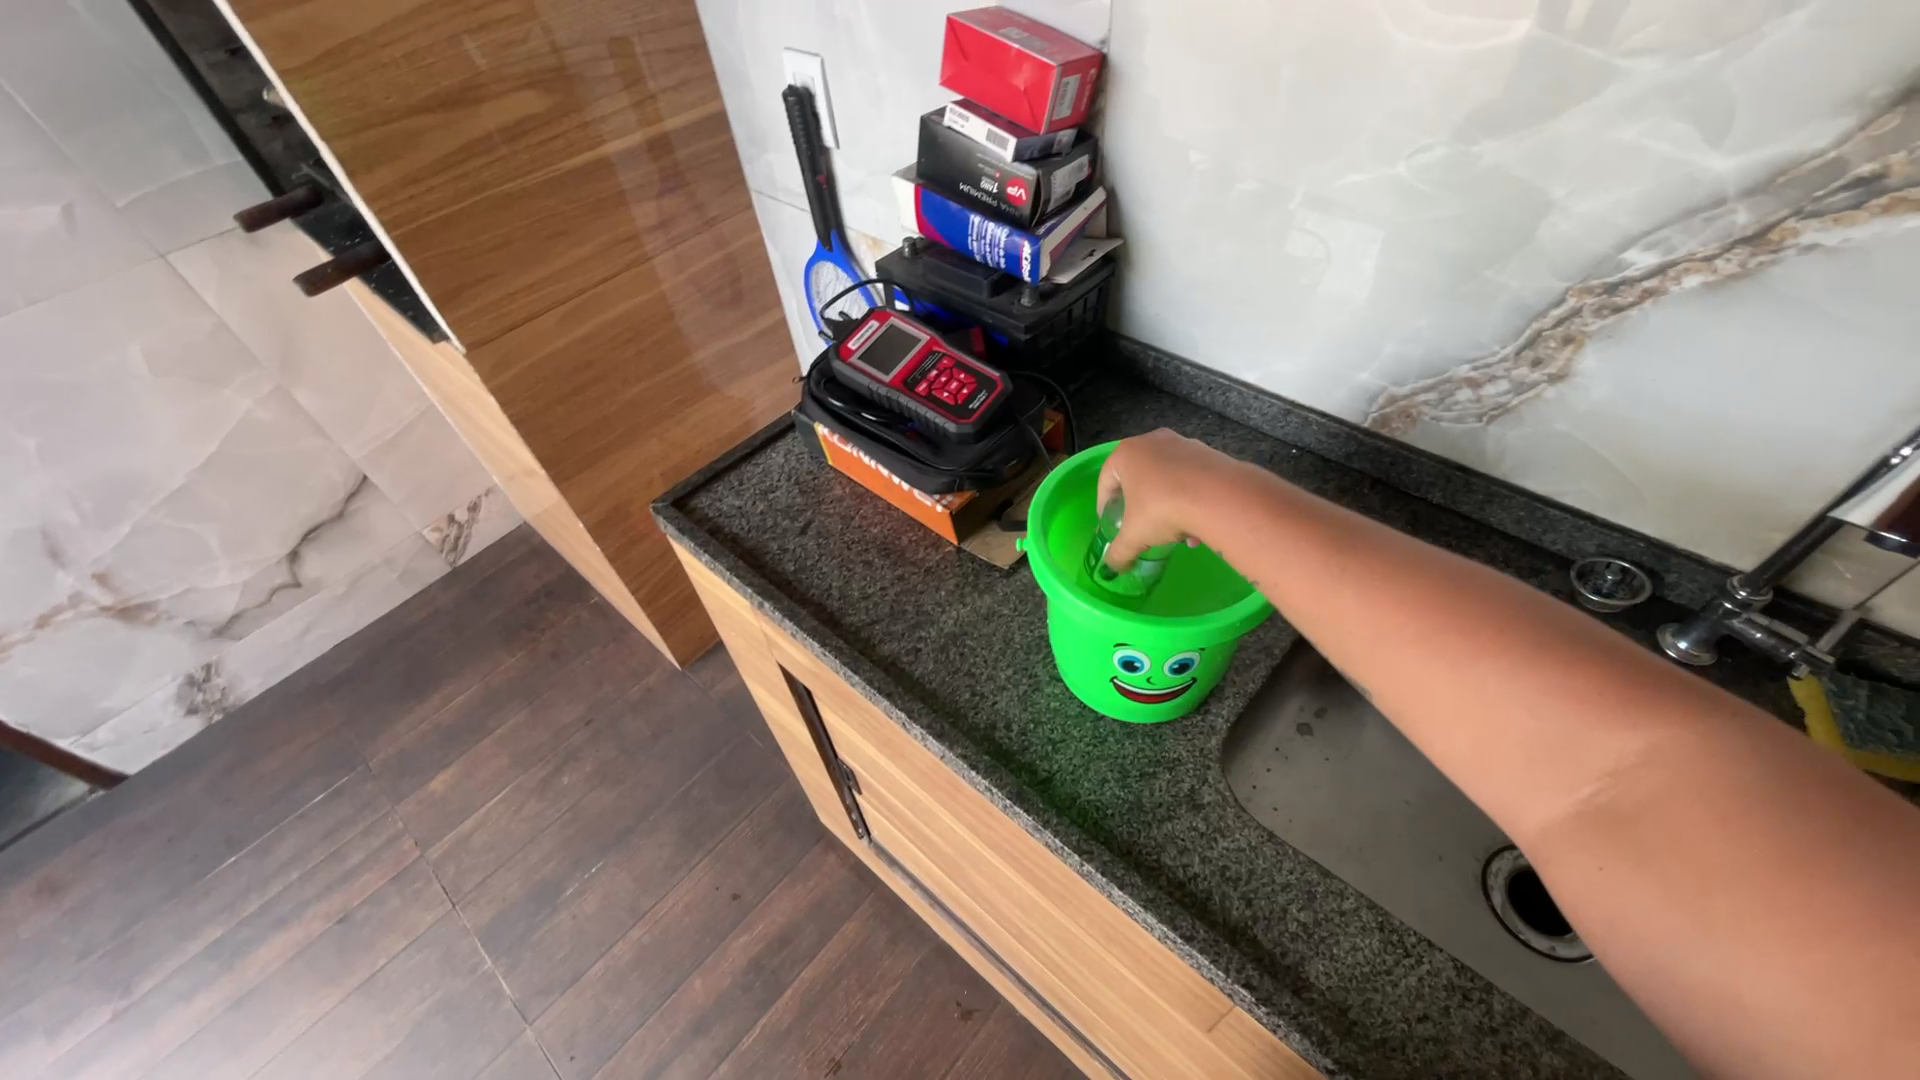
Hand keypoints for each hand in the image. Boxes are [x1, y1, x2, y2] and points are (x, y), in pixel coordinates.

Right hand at [1096, 429, 1247, 569]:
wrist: (1219, 497)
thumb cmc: (1163, 509)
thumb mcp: (1135, 536)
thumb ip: (1119, 552)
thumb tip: (1114, 566)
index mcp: (1126, 454)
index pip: (1106, 480)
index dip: (1105, 505)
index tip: (1112, 523)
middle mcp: (1153, 442)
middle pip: (1138, 478)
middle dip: (1140, 506)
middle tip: (1142, 526)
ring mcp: (1184, 444)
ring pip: (1167, 479)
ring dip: (1167, 504)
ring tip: (1176, 533)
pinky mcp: (1209, 453)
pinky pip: (1191, 479)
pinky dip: (1190, 500)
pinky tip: (1197, 526)